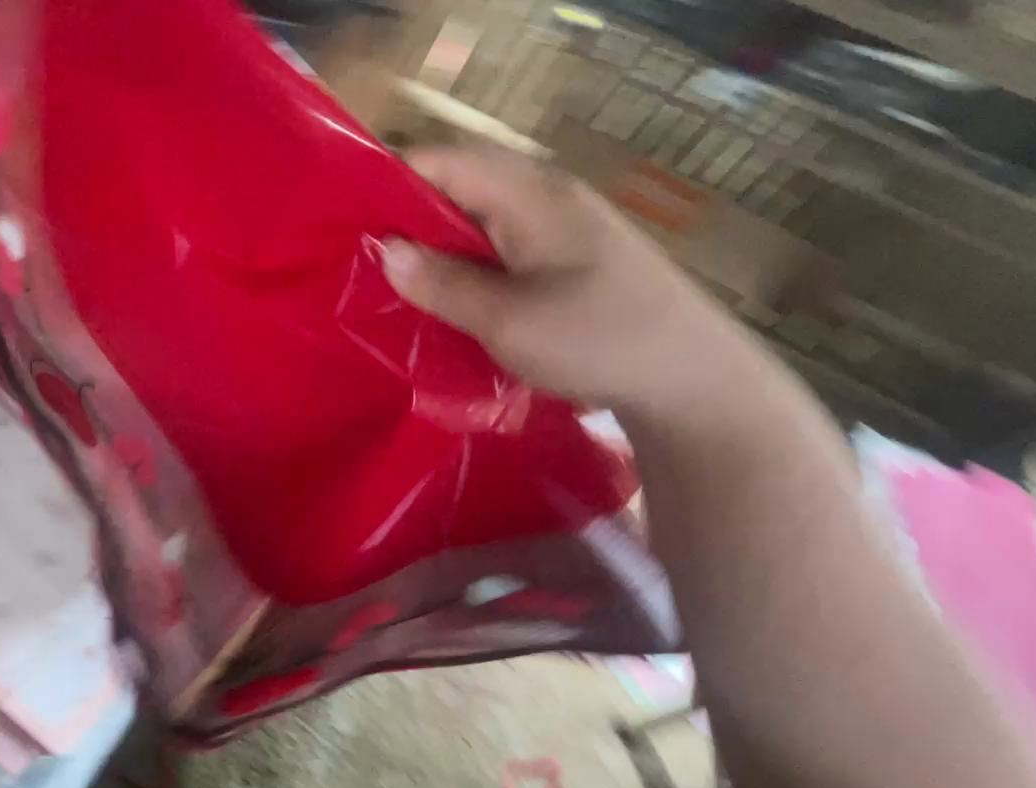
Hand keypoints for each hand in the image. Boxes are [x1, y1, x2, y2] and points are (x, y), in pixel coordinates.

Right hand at [382, 144, 771, 418]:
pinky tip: (442, 303)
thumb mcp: (506, 318)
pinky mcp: (566, 262)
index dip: (391, 182)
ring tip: (391, 286)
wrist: (689, 378)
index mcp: (532, 196)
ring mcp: (559, 230)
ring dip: (434, 250)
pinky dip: (463, 269)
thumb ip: (441, 283)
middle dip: (407, 220)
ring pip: (477, 222)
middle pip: (459, 188)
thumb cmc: (597, 339)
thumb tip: (384, 249)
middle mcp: (546, 199)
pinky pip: (498, 251)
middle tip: (359, 263)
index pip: (445, 162)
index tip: (346, 223)